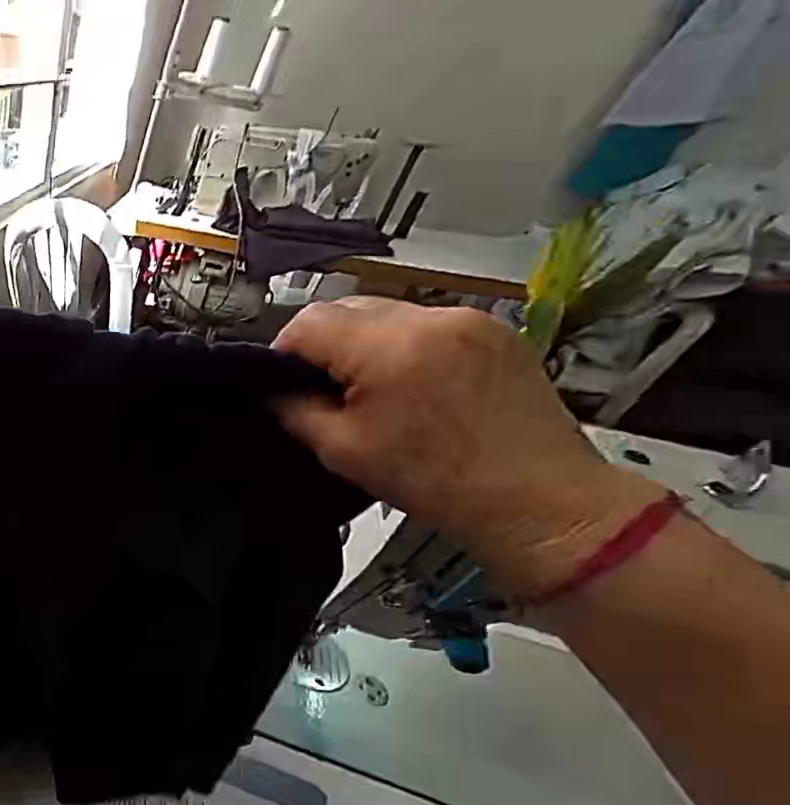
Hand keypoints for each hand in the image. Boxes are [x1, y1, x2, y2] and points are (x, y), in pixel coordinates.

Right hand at [272, 297, 668, 595]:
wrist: (533, 495)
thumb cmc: (433, 478)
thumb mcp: (340, 449)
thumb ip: (294, 409)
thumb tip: (271, 389)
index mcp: (390, 347)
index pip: (308, 321)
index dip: (282, 351)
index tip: (281, 383)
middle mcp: (432, 319)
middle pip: (347, 308)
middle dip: (322, 345)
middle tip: (321, 391)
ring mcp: (471, 320)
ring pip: (385, 314)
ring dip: (362, 344)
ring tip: (369, 391)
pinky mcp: (495, 331)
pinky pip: (425, 324)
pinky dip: (402, 347)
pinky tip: (408, 386)